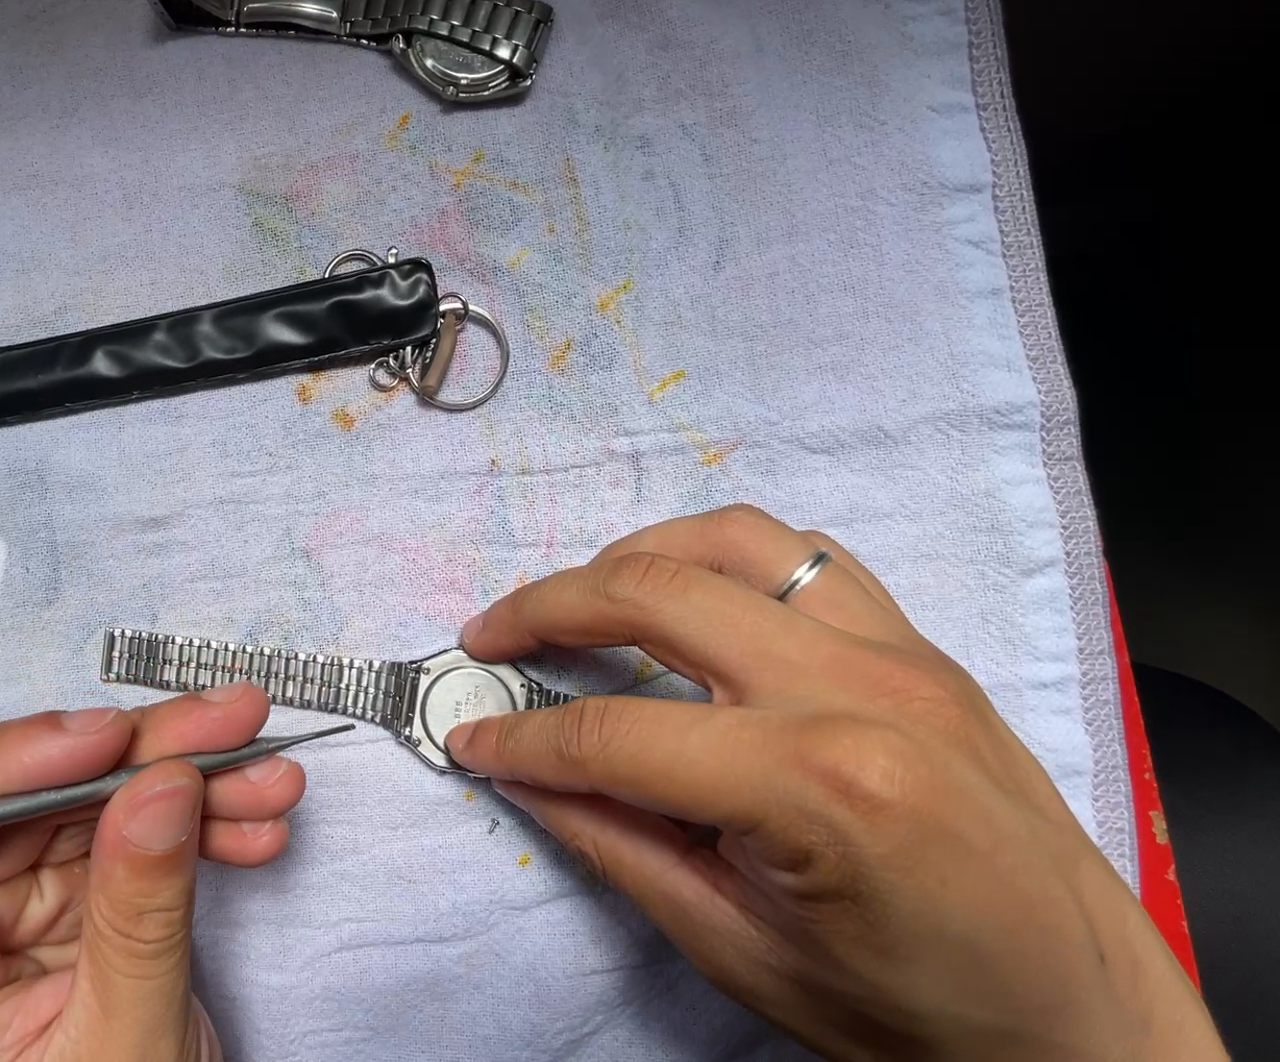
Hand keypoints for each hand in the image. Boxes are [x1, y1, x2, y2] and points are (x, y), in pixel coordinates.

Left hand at [0, 685, 304, 1061]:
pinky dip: (191, 834)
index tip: (106, 740)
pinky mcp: (58, 928)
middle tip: (222, 725)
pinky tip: (246, 827)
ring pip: (83, 815)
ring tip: (262, 779)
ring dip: (185, 788)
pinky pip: (123, 851)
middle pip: (13, 808)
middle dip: (136, 757)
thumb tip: (160, 787)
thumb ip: (135, 919)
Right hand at [446, 505, 1224, 1061]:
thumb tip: (516, 772)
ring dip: (630, 556)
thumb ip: (610, 839)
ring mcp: (897, 649)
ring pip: (730, 539)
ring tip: (577, 597)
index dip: (522, 738)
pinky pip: (800, 554)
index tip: (465, 736)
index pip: (616, 735)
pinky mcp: (918, 643)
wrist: (1086, 1026)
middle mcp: (855, 687)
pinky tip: (688, 593)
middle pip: (656, 596)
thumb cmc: (905, 1011)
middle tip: (487, 635)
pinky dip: (717, 555)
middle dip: (544, 609)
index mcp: (812, 785)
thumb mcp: (731, 945)